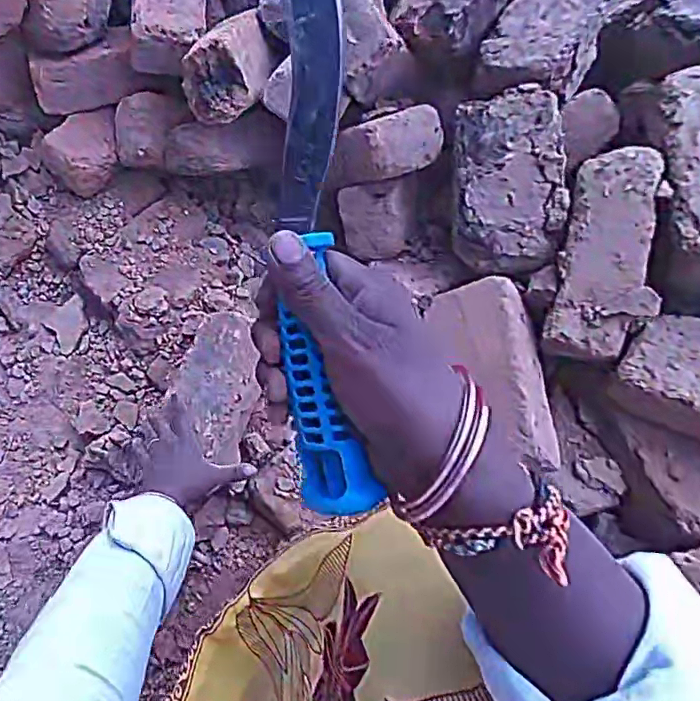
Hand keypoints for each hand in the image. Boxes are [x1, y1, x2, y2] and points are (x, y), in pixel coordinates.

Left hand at [133, 398, 256, 513]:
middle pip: (162, 426)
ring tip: (143, 420)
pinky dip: (135, 447)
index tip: (174, 394)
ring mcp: (155, 454)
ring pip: (149, 436)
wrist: (166, 498)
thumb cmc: (191, 485)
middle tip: (154, 410)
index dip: (178, 406)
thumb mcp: (216, 478)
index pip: (182, 420)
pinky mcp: (145, 465)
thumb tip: (254, 470)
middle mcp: (169, 444)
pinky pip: (138, 453)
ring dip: (146, 429)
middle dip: (158, 418)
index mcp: (186, 443)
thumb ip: (233, 473)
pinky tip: (132, 443)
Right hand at [254, 231, 466, 501]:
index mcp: (363, 293)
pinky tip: (286, 416)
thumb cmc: (398, 390)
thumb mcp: (347, 337)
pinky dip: (288, 399)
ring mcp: (343, 358)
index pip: (310, 267)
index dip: (281, 284)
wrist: (433, 463)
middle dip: (274, 340)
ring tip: (283, 398)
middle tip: (274, 359)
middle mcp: (352, 320)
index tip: (267, 310)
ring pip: (291, 353)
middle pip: (292, 313)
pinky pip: (300, 385)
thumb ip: (308, 292)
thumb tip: (279, 238)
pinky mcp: (337, 390)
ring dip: (278, 375)